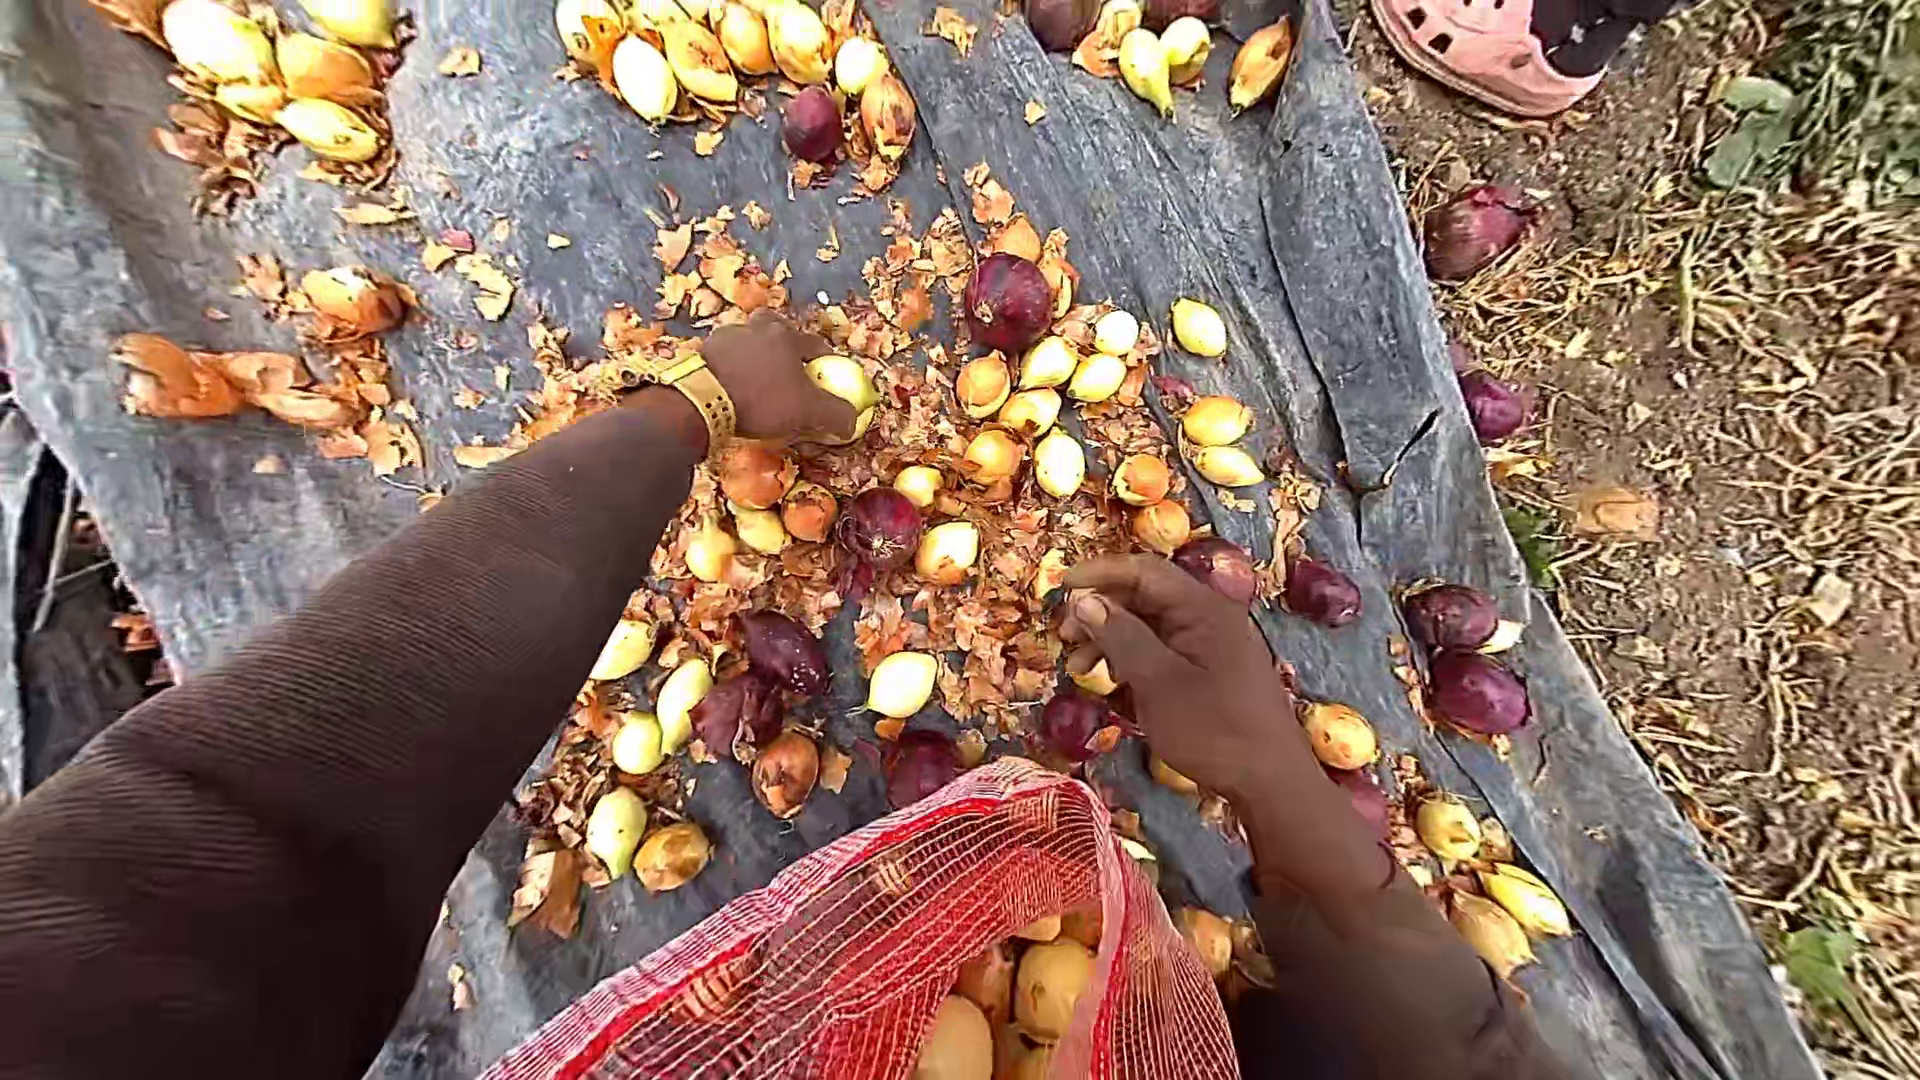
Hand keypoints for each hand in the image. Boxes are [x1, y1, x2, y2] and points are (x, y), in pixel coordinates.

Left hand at [700, 311, 856, 442]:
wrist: (701, 401)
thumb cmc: (762, 400)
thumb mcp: (809, 411)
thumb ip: (837, 414)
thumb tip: (852, 422)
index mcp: (785, 335)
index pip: (815, 345)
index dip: (825, 364)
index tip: (827, 381)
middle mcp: (755, 328)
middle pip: (779, 336)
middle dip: (788, 353)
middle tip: (792, 377)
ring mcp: (725, 338)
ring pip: (751, 347)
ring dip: (759, 363)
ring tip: (762, 389)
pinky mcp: (702, 354)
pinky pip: (728, 363)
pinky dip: (736, 375)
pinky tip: (737, 395)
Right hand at [1057, 556, 1319, 802]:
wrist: (1273, 786)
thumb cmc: (1214, 731)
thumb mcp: (1158, 682)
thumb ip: (1121, 635)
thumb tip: (1084, 601)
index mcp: (1203, 608)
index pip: (1144, 570)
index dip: (1099, 573)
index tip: (1062, 586)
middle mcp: (1208, 616)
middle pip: (1144, 595)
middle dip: (1100, 610)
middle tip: (1065, 635)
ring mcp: (1210, 641)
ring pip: (1148, 623)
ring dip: (1110, 636)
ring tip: (1079, 665)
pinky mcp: (1208, 666)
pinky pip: (1161, 646)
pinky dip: (1131, 655)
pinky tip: (1111, 677)